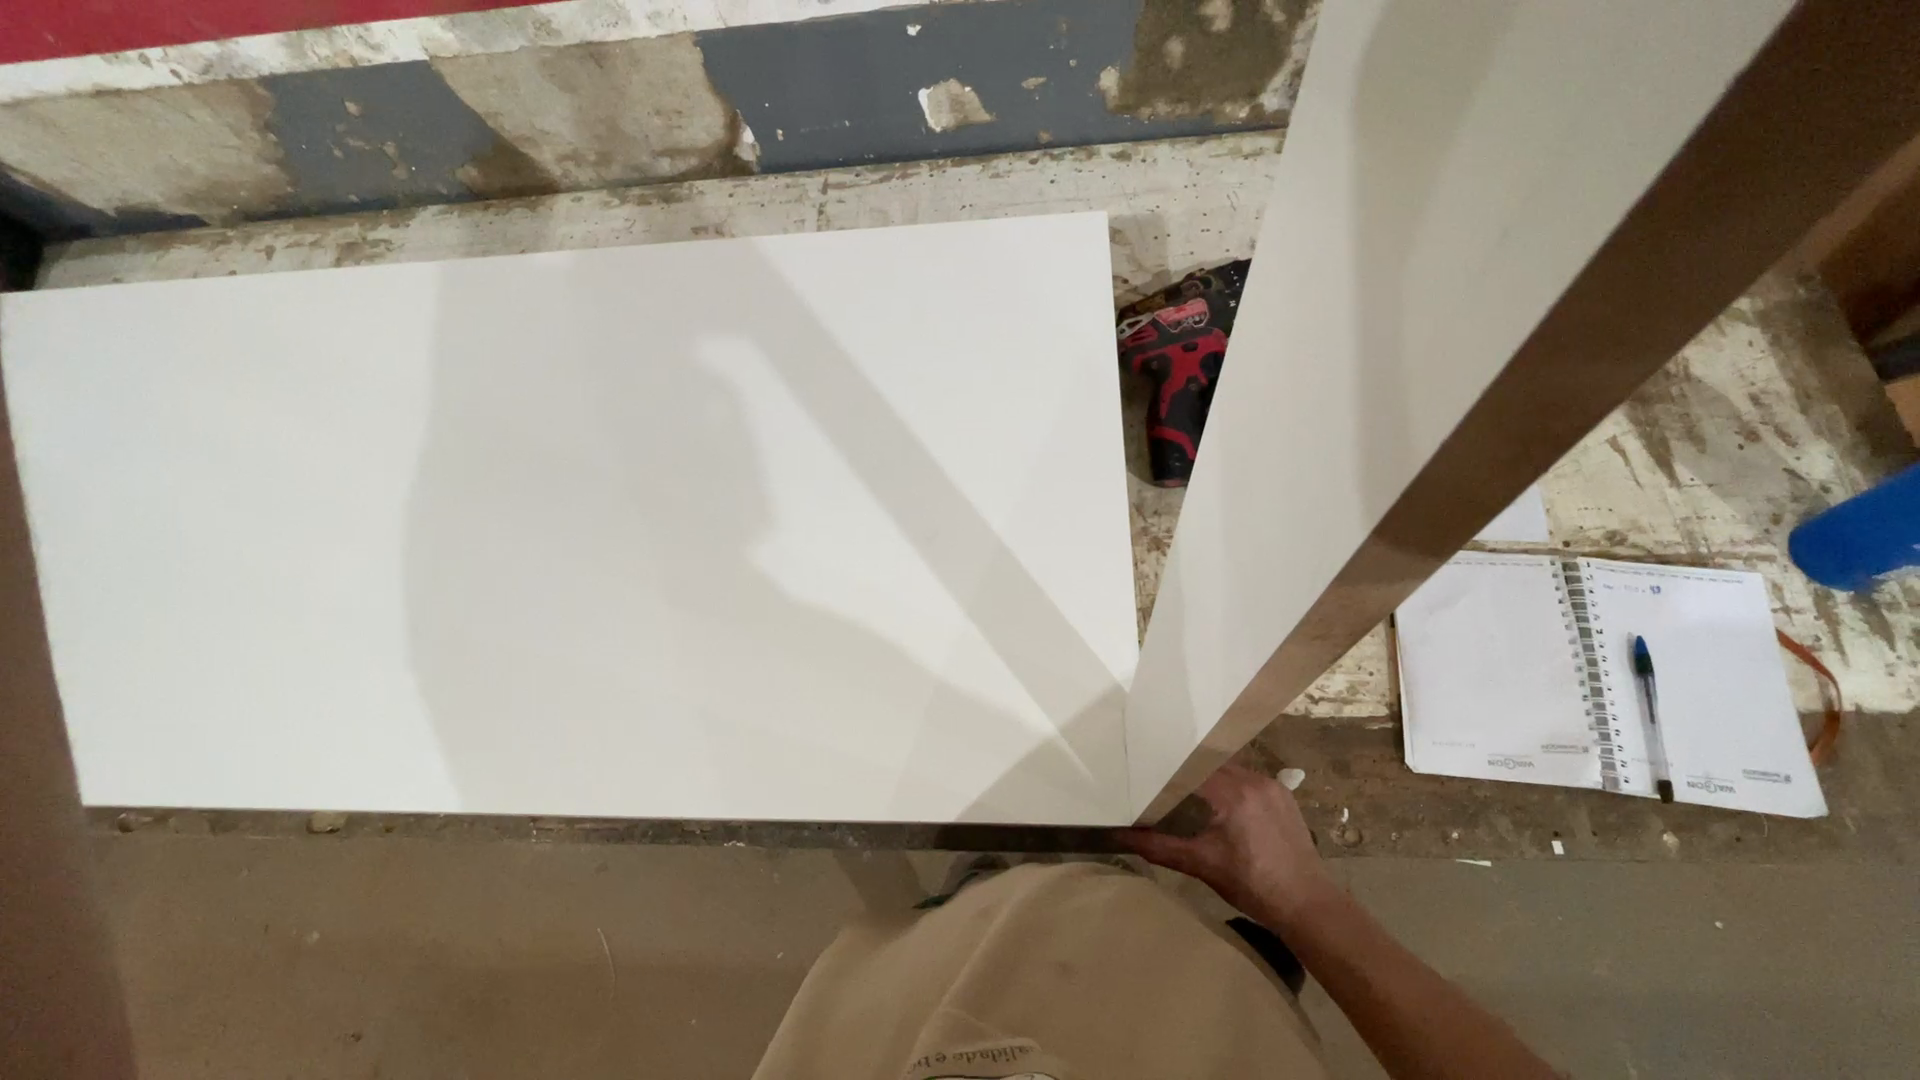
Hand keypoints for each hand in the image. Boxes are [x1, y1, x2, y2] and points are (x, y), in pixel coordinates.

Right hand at [1122, 763, 1334, 929]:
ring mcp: (1273, 787)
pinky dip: (1232, 788)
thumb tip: (1121, 838)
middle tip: (1163, 783)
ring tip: (1189, 794)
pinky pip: (1250, 781)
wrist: (1308, 905)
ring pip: (1231, 771)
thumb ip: (1159, 847)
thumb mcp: (1201, 865)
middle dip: (1187, 773)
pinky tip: (1222, 808)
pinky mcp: (1285, 798)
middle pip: (1210, 765)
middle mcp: (1254, 780)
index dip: (1168, 768)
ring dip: (1211, 780)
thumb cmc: (1252, 885)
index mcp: (1233, 793)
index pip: (1190, 766)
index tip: (1147, 773)